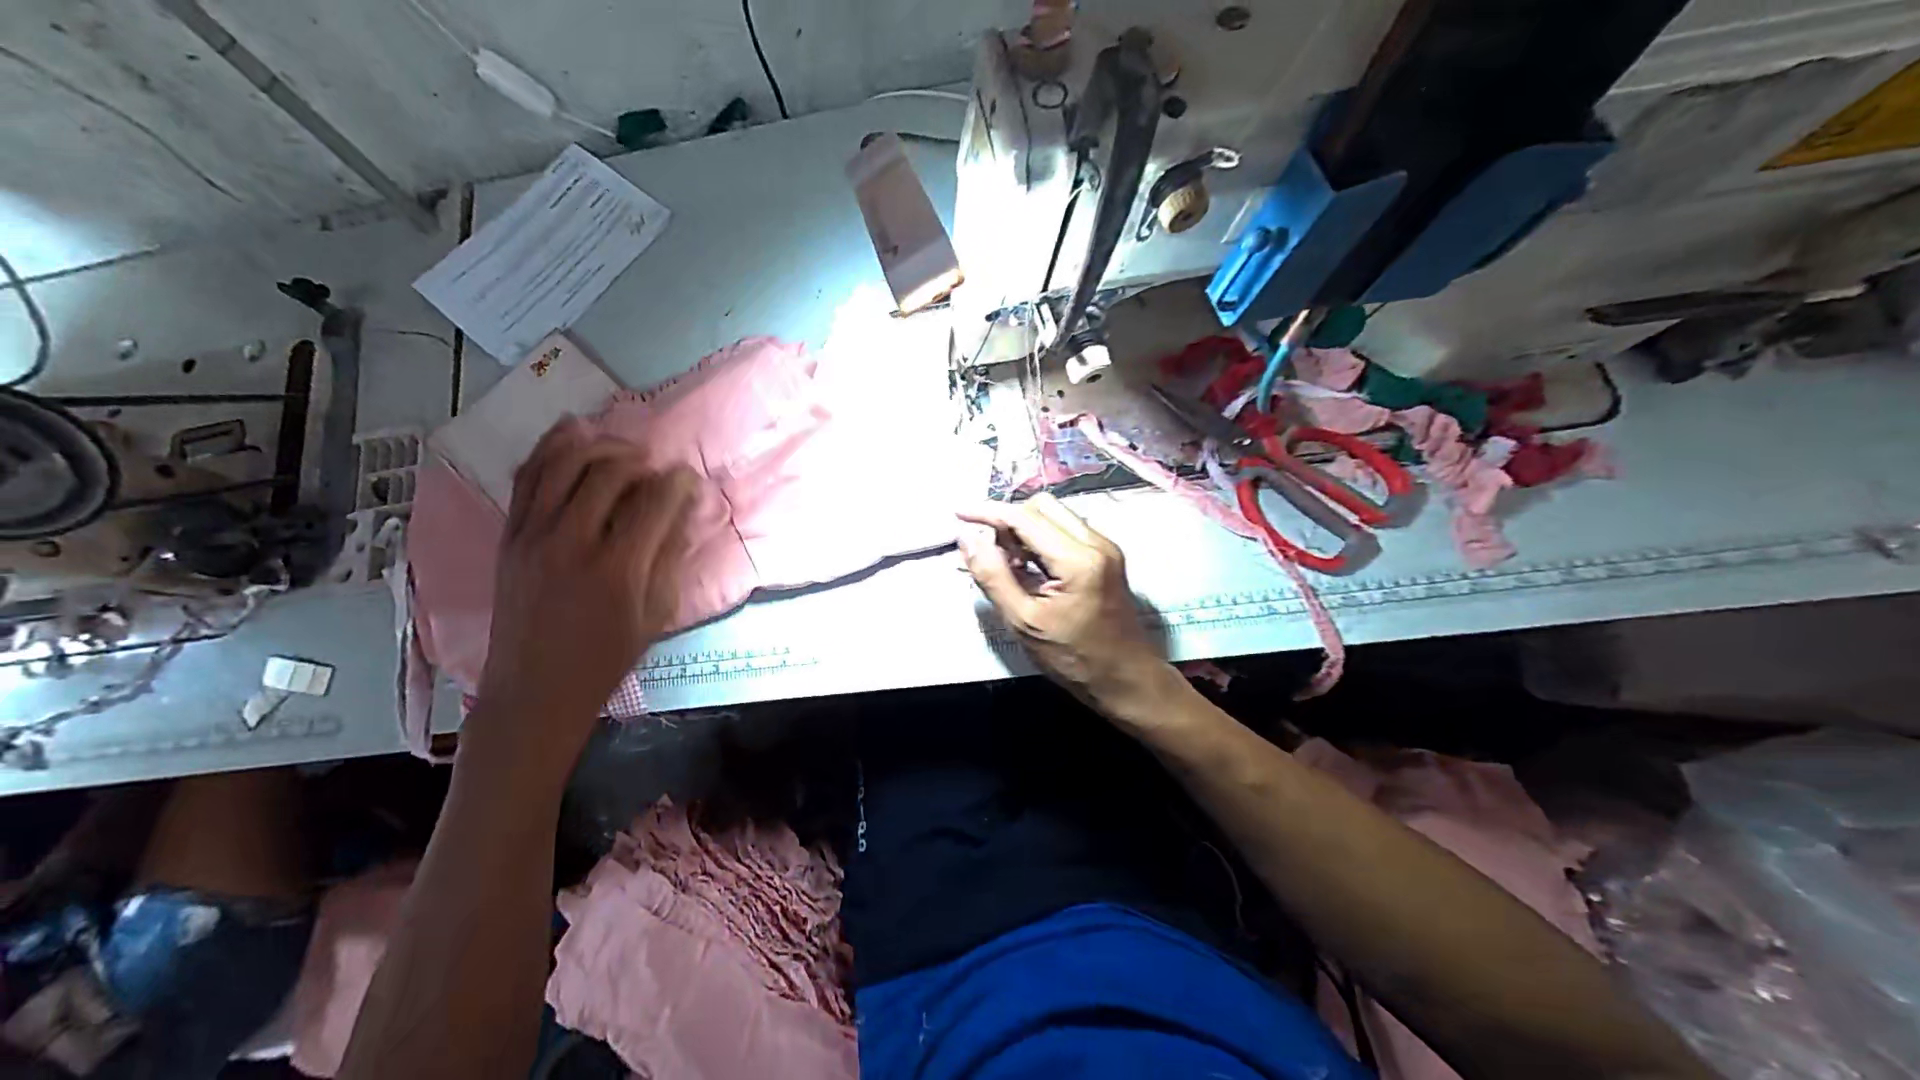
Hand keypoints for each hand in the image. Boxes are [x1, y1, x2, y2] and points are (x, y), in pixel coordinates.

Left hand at [472, 419, 697, 755]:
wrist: (534, 689)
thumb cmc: (605, 658)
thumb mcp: (656, 614)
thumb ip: (669, 557)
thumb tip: (683, 510)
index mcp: (617, 568)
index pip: (655, 501)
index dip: (678, 482)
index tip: (689, 480)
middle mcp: (572, 541)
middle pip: (609, 472)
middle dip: (641, 460)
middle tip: (656, 467)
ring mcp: (532, 534)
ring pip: (563, 463)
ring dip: (598, 445)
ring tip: (621, 448)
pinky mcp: (509, 535)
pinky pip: (527, 476)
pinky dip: (551, 448)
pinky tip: (572, 433)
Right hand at [957, 494, 1172, 715]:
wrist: (1127, 679)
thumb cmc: (1074, 659)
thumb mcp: (1024, 622)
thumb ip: (993, 577)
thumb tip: (968, 539)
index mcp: (1078, 560)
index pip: (1025, 517)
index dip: (988, 512)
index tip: (959, 514)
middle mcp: (1096, 543)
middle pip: (1042, 506)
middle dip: (1009, 519)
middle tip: (989, 551)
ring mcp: (1104, 547)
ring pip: (1055, 515)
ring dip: (1025, 530)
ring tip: (1007, 564)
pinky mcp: (1105, 556)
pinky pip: (1066, 531)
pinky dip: (1041, 540)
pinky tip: (1029, 569)